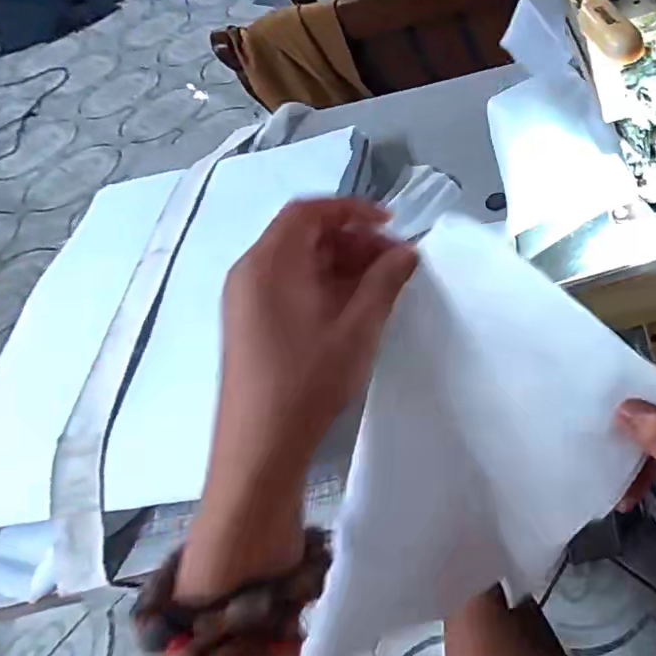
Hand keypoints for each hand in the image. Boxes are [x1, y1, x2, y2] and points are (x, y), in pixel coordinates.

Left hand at [212, 199, 417, 488]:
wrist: (260, 446)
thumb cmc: (308, 382)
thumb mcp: (358, 328)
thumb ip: (385, 282)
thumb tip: (407, 251)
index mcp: (269, 265)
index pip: (308, 212)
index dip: (352, 209)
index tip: (391, 223)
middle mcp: (251, 273)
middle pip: (304, 234)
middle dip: (354, 239)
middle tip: (395, 260)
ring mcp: (248, 298)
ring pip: (300, 260)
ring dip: (344, 262)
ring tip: (383, 284)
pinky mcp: (252, 320)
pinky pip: (292, 283)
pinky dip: (326, 282)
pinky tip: (356, 305)